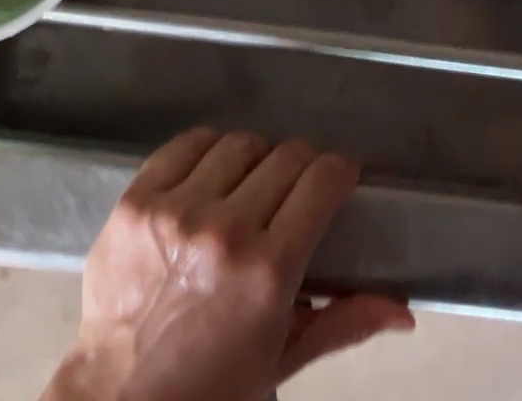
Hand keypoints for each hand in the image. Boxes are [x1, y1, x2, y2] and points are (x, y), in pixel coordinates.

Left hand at [43, 129, 413, 400]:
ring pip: (237, 145)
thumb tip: (403, 311)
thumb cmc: (210, 384)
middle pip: (283, 157)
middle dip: (302, 163)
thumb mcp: (281, 360)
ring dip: (256, 156)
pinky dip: (207, 149)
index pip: (320, 183)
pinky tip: (212, 170)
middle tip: (299, 182)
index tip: (341, 174)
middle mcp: (223, 230)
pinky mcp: (136, 199)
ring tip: (253, 179)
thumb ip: (343, 325)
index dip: (339, 170)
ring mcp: (173, 210)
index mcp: (268, 271)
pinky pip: (184, 145)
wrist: (118, 394)